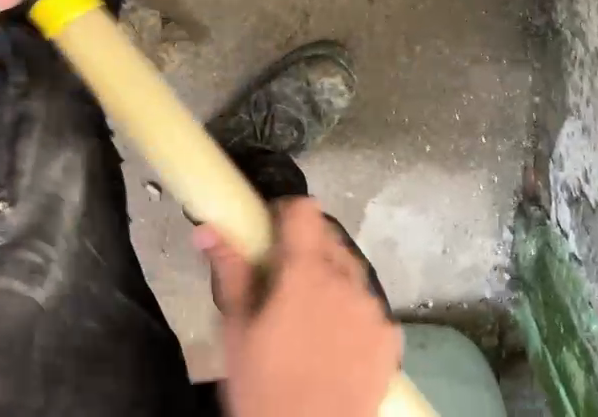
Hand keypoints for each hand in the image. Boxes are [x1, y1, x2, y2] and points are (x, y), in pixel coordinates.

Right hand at [197, 199, 401, 416]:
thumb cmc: (263, 388)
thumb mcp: (236, 331)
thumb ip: (230, 271)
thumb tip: (208, 229)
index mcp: (305, 271)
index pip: (305, 210)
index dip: (286, 213)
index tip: (269, 232)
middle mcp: (346, 279)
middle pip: (328, 237)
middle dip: (306, 247)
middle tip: (282, 280)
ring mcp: (373, 308)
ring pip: (351, 270)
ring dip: (332, 277)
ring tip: (310, 315)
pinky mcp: (389, 336)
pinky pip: (370, 305)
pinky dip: (354, 311)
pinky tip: (335, 340)